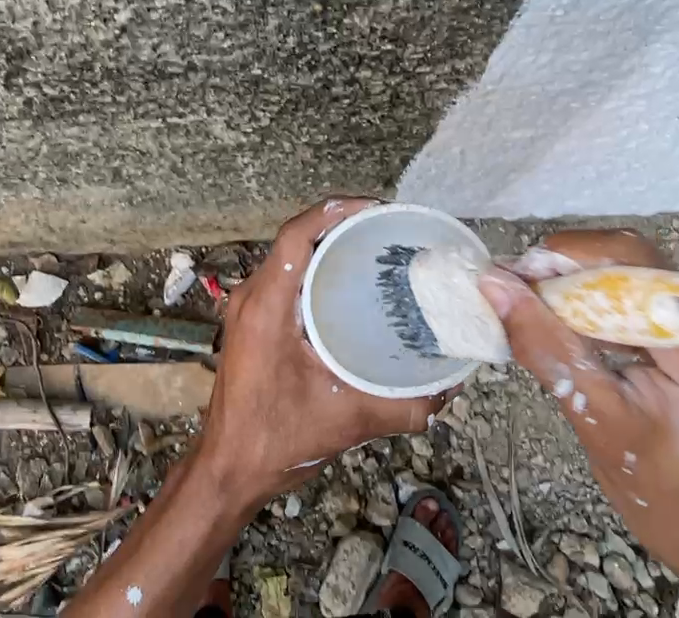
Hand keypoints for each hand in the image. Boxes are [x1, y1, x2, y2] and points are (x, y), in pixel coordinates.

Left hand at [196, 198, 451, 509]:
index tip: (376, 208)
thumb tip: (451, 387)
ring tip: (374, 250)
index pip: (296, 235)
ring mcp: (247, 309)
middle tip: (388, 230)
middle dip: (340, 225)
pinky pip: (284, 280)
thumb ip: (405, 406)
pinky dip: (315, 272)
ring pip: (289, 259)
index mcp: (267, 305)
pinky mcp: (251, 323)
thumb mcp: (348, 420)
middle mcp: (252, 297)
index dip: (334, 210)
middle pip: (295, 240)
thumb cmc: (276, 440)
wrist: (228, 470)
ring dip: (326, 247)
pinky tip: (348, 288)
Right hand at [479, 231, 678, 616]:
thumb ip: (548, 347)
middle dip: (571, 275)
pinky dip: (620, 304)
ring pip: (649, 274)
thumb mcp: (602, 427)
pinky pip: (667, 294)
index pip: (631, 265)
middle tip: (521, 297)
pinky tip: (590, 328)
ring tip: (546, 312)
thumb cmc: (677, 504)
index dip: (562, 260)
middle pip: (640, 263)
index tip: (510, 278)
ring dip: (592, 288)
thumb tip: (495, 284)